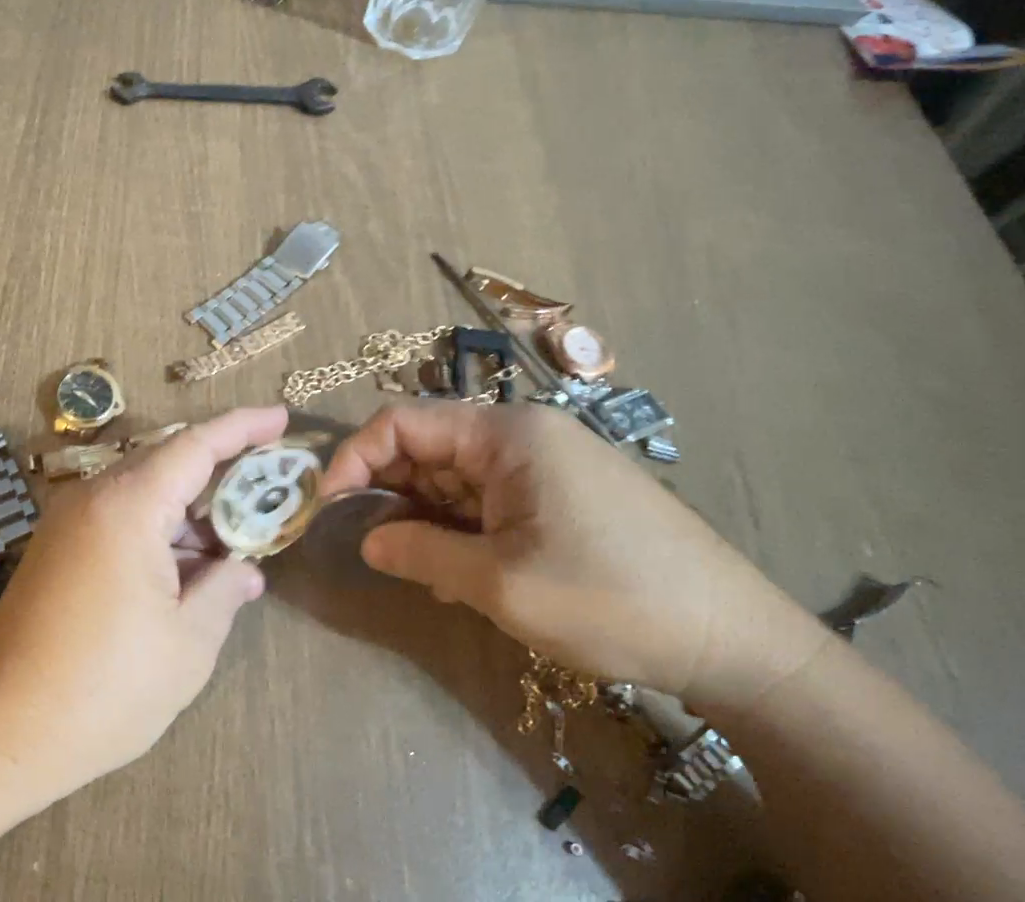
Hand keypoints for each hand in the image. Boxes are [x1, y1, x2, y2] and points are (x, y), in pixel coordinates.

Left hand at [0, 406, 284, 803]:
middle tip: (270, 494)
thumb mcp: (187, 643)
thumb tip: (244, 570)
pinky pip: (116, 525)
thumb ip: (223, 591)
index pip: (194, 445)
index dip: (242, 427)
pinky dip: (157, 537)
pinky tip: (189, 574)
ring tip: (238, 549)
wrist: (2, 730)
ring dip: (189, 517)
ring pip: (141, 499)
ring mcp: (65, 526)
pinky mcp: (54, 555)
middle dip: (219, 477)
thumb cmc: (106, 687)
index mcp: (127, 506)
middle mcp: (90, 501)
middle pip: (165, 466)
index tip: (282, 418)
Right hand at [323, 401, 827, 709]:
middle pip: (428, 446)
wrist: (738, 644)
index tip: (329, 508)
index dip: (355, 459)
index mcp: (508, 435)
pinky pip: (489, 500)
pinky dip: (461, 530)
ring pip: (455, 477)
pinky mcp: (565, 497)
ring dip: (424, 517)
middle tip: (372, 546)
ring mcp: (549, 466)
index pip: (402, 422)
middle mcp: (526, 436)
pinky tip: (461, 574)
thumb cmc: (611, 599)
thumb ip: (419, 553)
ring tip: (419, 570)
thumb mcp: (499, 584)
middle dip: (389, 492)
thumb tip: (368, 541)